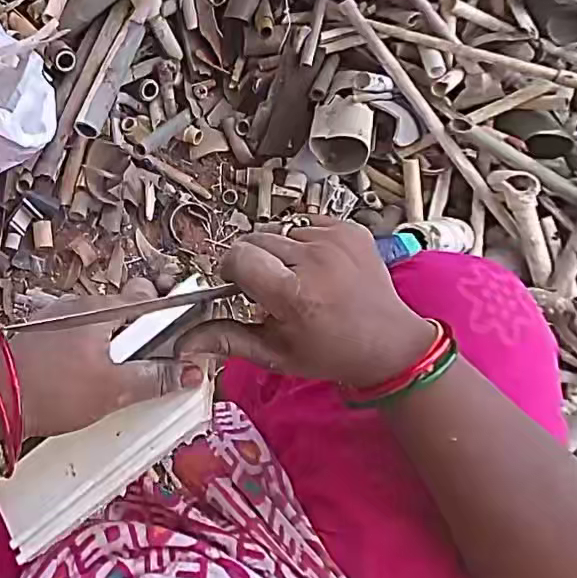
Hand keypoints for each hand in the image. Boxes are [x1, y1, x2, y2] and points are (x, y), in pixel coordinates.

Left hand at [5, 282, 197, 437]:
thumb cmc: (56, 389)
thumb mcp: (113, 389)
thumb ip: (155, 378)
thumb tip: (193, 371)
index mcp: (103, 308)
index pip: (150, 297)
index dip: (168, 315)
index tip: (178, 339)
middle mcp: (82, 304)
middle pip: (126, 311)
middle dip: (141, 336)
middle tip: (146, 367)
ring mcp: (59, 317)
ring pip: (102, 325)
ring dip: (115, 346)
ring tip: (116, 378)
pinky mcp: (42, 334)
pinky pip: (79, 336)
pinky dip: (91, 352)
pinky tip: (86, 379)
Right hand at [178, 217, 436, 388]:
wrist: (390, 343)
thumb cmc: (331, 353)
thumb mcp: (276, 354)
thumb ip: (228, 339)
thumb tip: (186, 339)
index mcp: (295, 294)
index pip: (238, 257)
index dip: (231, 270)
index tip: (239, 285)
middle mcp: (316, 260)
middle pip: (255, 239)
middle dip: (254, 260)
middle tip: (270, 286)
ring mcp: (335, 239)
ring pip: (279, 230)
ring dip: (280, 251)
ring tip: (299, 277)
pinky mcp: (349, 228)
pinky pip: (306, 223)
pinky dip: (304, 242)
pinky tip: (318, 266)